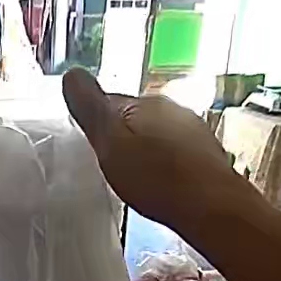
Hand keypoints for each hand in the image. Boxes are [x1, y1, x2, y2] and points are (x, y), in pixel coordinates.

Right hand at [61, 67, 251, 228]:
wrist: (210, 206)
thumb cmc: (155, 176)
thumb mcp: (111, 143)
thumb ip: (90, 109)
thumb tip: (70, 74)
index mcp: (145, 103)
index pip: (110, 102)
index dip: (95, 120)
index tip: (87, 140)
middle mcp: (173, 110)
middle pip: (136, 118)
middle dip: (122, 134)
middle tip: (107, 160)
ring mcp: (194, 132)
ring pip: (158, 135)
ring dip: (145, 149)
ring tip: (133, 174)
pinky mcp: (206, 158)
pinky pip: (175, 155)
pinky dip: (164, 165)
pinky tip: (159, 184)